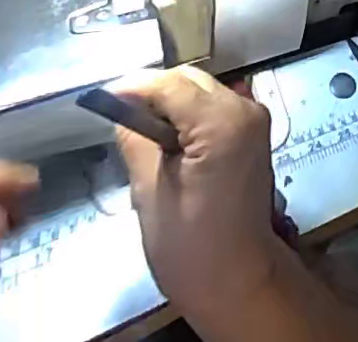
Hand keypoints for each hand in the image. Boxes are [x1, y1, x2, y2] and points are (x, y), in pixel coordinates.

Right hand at [110, 66, 284, 321]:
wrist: (240, 277)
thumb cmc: (191, 245)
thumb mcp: (150, 192)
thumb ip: (137, 140)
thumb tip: (123, 109)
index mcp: (223, 122)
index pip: (172, 85)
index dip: (136, 86)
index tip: (103, 96)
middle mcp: (246, 108)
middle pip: (192, 80)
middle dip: (155, 91)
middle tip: (118, 113)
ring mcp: (254, 117)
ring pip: (204, 89)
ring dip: (173, 101)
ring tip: (138, 127)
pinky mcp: (254, 130)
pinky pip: (216, 106)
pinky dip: (191, 113)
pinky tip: (168, 136)